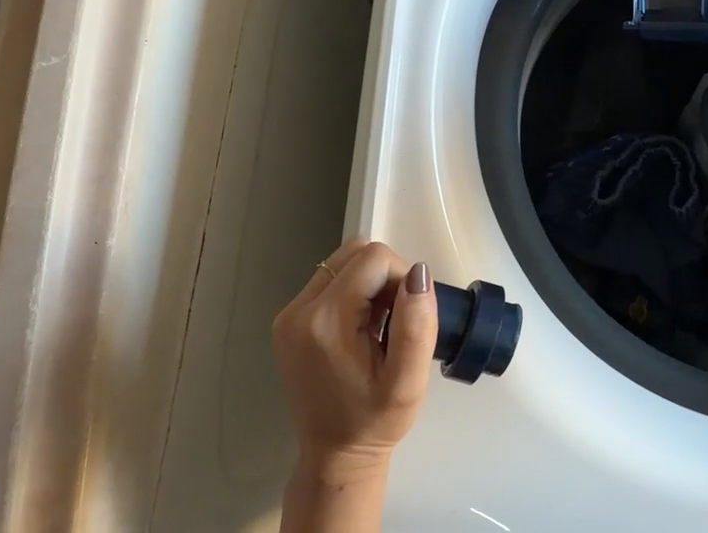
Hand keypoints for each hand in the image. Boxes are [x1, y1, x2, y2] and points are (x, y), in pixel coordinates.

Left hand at [272, 239, 438, 486]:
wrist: (335, 455)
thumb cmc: (374, 420)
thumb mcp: (408, 380)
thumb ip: (416, 324)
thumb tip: (418, 272)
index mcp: (325, 322)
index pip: (374, 258)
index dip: (402, 278)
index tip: (406, 316)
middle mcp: (298, 311)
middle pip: (356, 252)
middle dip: (386, 276)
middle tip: (394, 320)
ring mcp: (289, 314)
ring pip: (343, 261)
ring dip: (371, 282)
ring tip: (378, 325)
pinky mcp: (289, 320)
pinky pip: (332, 279)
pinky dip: (355, 291)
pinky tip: (361, 327)